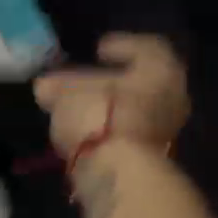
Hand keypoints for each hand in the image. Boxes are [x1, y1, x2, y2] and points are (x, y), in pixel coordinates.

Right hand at [34, 33, 190, 155]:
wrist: (116, 171)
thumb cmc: (99, 118)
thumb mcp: (68, 93)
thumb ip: (58, 85)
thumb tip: (45, 85)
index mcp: (159, 70)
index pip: (146, 48)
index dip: (121, 45)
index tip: (98, 49)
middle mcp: (171, 95)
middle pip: (139, 80)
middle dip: (108, 80)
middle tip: (81, 81)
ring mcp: (163, 127)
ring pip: (132, 107)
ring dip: (106, 106)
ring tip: (76, 108)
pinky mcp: (149, 153)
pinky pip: (126, 130)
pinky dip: (106, 126)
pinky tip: (83, 129)